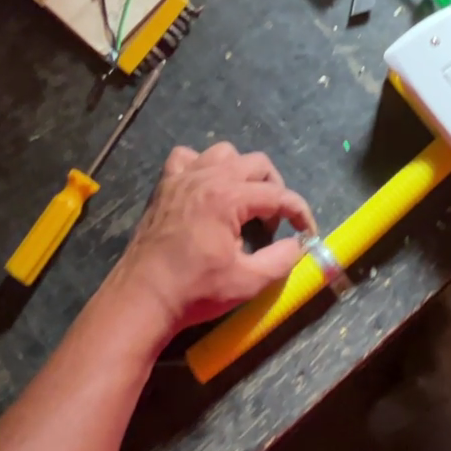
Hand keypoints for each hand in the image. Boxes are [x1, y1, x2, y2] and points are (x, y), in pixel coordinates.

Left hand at [105, 142, 316, 337]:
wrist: (143, 297)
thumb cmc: (195, 291)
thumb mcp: (248, 282)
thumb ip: (281, 259)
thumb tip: (298, 244)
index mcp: (228, 198)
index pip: (277, 195)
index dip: (299, 212)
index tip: (307, 232)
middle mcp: (206, 177)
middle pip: (256, 164)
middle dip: (274, 189)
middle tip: (273, 222)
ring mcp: (183, 177)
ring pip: (224, 153)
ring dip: (241, 172)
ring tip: (244, 202)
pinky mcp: (165, 185)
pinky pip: (187, 157)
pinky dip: (202, 165)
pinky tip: (207, 188)